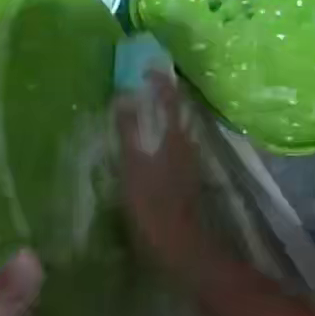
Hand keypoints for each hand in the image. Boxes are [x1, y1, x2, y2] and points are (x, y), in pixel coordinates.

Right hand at [114, 71, 209, 267]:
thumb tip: (125, 95)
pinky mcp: (187, 180)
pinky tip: (156, 143)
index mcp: (174, 139)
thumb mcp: (133, 168)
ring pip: (181, 129)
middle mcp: (187, 146)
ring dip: (168, 115)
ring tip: (151, 107)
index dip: (161, 82)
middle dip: (167, 95)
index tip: (149, 67)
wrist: (183, 249)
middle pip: (180, 113)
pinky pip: (178, 146)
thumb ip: (129, 132)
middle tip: (151, 82)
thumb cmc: (154, 208)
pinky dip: (167, 134)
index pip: (170, 100)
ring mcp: (189, 164)